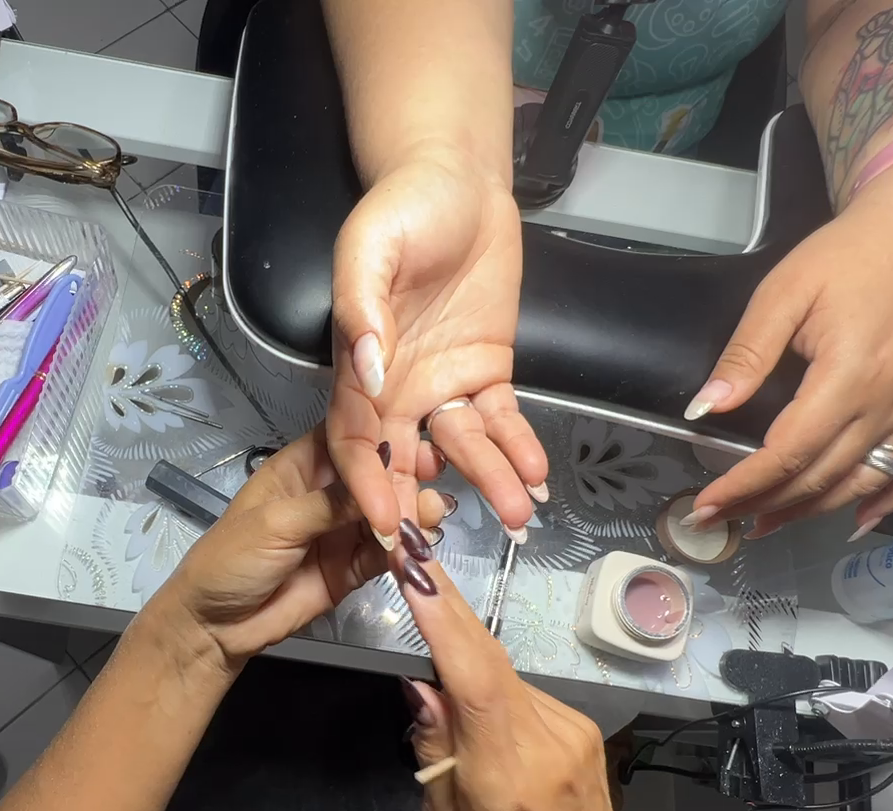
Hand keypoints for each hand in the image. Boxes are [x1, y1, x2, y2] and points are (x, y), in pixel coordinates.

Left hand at [148, 428, 449, 672]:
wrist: (216, 626)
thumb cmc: (231, 560)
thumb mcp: (275, 523)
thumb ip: (329, 505)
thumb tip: (381, 481)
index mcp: (300, 469)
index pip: (345, 441)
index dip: (377, 435)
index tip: (414, 432)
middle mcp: (326, 495)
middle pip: (373, 478)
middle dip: (404, 474)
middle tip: (438, 470)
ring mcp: (340, 532)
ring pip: (384, 516)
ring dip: (410, 514)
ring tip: (436, 511)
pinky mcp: (351, 568)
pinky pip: (383, 555)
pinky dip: (403, 551)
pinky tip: (423, 543)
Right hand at [329, 147, 548, 547]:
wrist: (457, 181)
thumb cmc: (403, 209)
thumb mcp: (369, 249)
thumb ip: (362, 310)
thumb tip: (367, 372)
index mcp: (362, 369)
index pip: (358, 440)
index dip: (368, 485)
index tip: (387, 525)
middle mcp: (399, 389)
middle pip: (405, 460)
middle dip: (421, 504)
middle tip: (444, 548)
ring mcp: (444, 384)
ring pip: (462, 447)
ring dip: (487, 481)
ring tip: (517, 515)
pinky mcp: (486, 371)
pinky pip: (501, 418)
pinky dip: (518, 446)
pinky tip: (535, 475)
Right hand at [388, 541, 647, 810]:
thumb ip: (435, 748)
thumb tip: (421, 684)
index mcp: (504, 774)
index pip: (472, 678)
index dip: (443, 620)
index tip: (417, 571)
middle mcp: (545, 739)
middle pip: (488, 656)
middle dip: (446, 602)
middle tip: (414, 553)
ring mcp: (570, 727)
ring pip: (501, 672)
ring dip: (465, 661)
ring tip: (444, 686)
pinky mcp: (580, 724)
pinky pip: (520, 690)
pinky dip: (491, 688)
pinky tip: (484, 718)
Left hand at [685, 145, 892, 538]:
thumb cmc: (855, 250)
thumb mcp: (785, 291)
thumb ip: (746, 354)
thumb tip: (703, 409)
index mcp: (850, 376)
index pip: (785, 453)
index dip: (742, 487)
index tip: (705, 508)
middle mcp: (892, 401)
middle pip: (821, 476)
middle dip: (764, 505)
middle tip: (722, 521)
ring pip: (867, 479)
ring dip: (814, 510)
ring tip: (767, 524)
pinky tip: (857, 518)